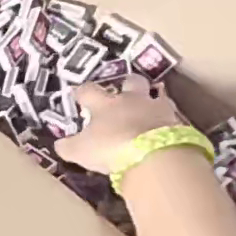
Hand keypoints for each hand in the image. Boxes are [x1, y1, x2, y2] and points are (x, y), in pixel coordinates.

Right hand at [54, 77, 187, 173]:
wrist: (151, 154)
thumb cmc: (108, 147)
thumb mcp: (79, 151)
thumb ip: (67, 146)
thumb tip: (60, 144)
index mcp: (104, 104)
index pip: (89, 91)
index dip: (82, 91)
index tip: (78, 93)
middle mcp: (131, 99)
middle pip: (131, 81)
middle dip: (127, 83)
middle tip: (123, 90)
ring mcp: (156, 108)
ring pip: (156, 94)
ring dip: (151, 99)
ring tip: (147, 108)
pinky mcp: (176, 121)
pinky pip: (170, 115)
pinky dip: (165, 119)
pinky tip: (162, 126)